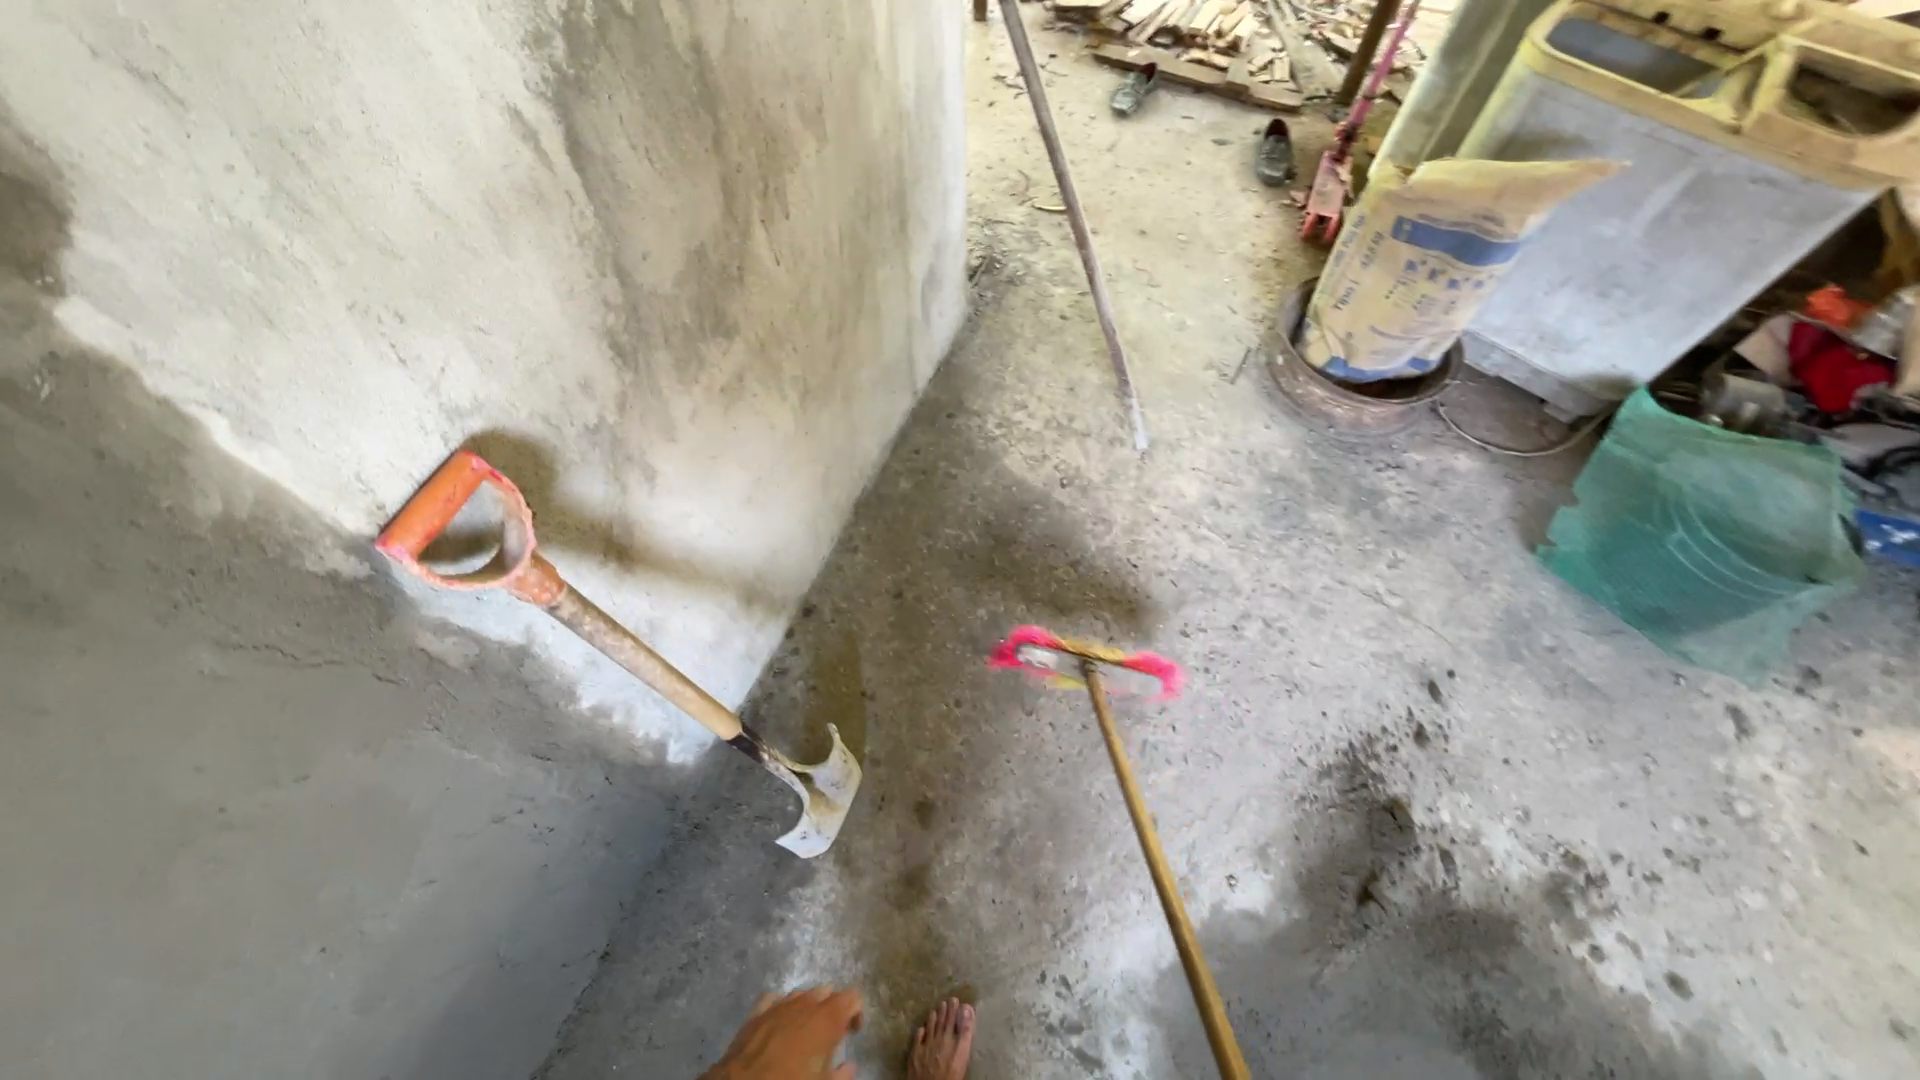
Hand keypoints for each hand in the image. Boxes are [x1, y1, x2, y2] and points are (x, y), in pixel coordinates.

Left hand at [701, 986, 863, 1079]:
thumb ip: (842, 1074)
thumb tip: (849, 1066)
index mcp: (827, 1018)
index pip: (852, 997)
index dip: (856, 1012)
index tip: (853, 1033)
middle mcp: (806, 1003)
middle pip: (827, 992)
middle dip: (832, 1008)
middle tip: (831, 1035)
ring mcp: (779, 1005)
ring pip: (801, 994)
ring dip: (807, 1007)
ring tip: (805, 1031)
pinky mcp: (756, 1013)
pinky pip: (774, 999)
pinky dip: (781, 1008)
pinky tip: (780, 1023)